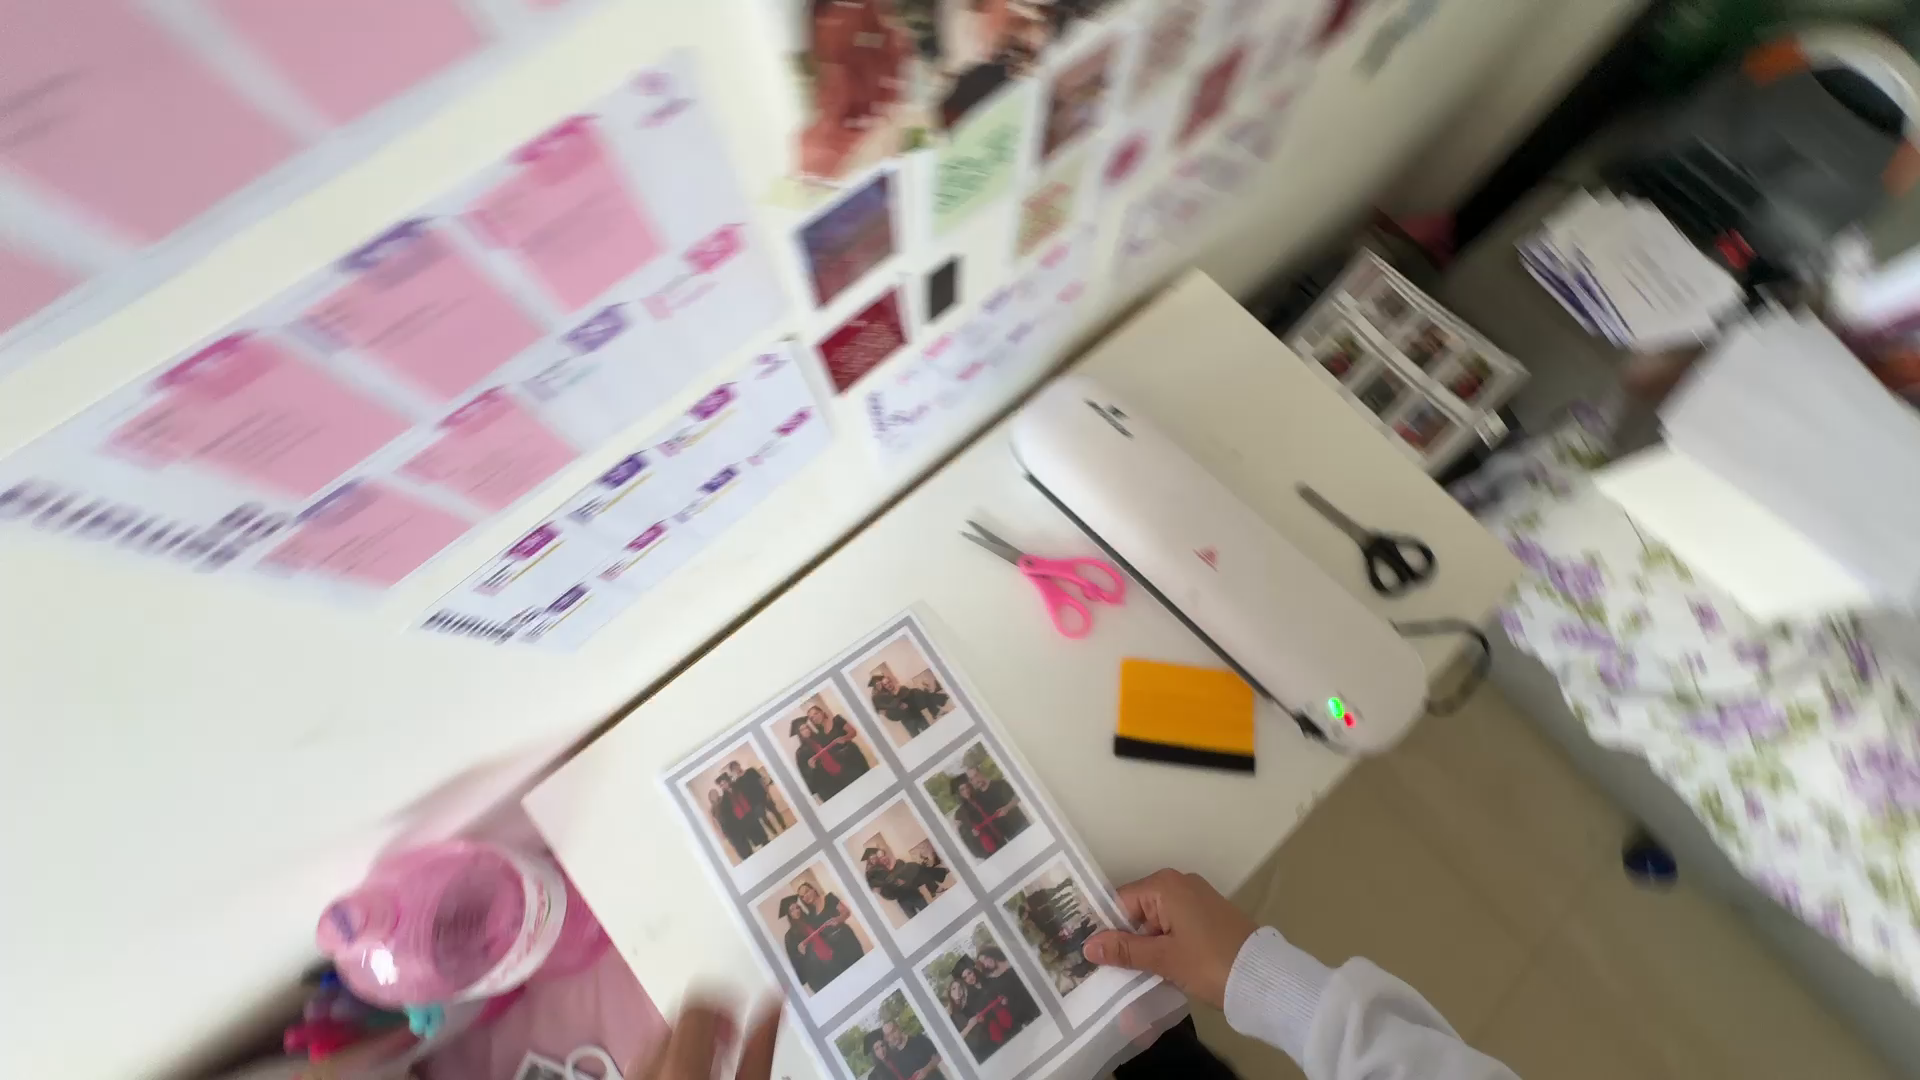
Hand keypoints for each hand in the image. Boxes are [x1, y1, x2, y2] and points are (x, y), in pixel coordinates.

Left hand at [633, 998, 777, 1079]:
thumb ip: (761, 1049)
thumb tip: (776, 1001)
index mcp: (682, 1069)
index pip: (697, 1006)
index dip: (724, 1005)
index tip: (741, 1025)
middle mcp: (648, 1073)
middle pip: (673, 1022)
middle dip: (704, 1029)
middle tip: (730, 1050)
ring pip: (654, 1046)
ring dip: (683, 1048)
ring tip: (708, 1071)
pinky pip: (641, 1070)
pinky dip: (664, 1068)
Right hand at [1081, 869, 1256, 1008]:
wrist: (1266, 979)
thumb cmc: (1210, 963)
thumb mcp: (1164, 959)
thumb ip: (1125, 950)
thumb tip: (1088, 945)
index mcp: (1165, 884)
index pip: (1121, 901)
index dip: (1110, 928)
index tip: (1099, 955)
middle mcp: (1179, 882)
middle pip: (1139, 909)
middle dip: (1130, 938)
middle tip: (1118, 969)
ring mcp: (1197, 897)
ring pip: (1158, 919)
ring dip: (1150, 943)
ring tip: (1141, 972)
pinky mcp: (1210, 914)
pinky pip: (1176, 923)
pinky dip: (1168, 942)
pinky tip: (1166, 966)